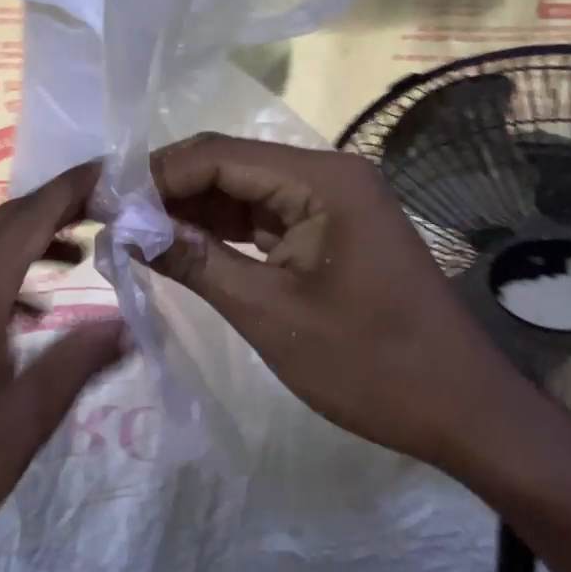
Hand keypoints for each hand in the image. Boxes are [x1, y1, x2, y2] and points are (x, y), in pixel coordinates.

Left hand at [0, 165, 127, 571]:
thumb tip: (127, 325)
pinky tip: (20, 308)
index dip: (70, 189)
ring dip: (23, 240)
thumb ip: (76, 365)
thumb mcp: (20, 423)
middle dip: (52, 209)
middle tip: (104, 209)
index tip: (109, 170)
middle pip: (0, 222)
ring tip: (75, 254)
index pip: (28, 218)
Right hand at [147, 134, 532, 469]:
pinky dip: (220, 232)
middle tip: (112, 220)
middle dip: (168, 191)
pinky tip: (178, 246)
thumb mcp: (268, 313)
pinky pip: (261, 217)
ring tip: (133, 234)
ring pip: (240, 191)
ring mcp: (331, 202)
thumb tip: (126, 229)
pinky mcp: (329, 230)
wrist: (466, 415)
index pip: (216, 156)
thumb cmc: (370, 363)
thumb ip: (193, 262)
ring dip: (190, 212)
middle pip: (227, 166)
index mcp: (321, 179)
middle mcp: (326, 175)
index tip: (105, 202)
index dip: (156, 176)